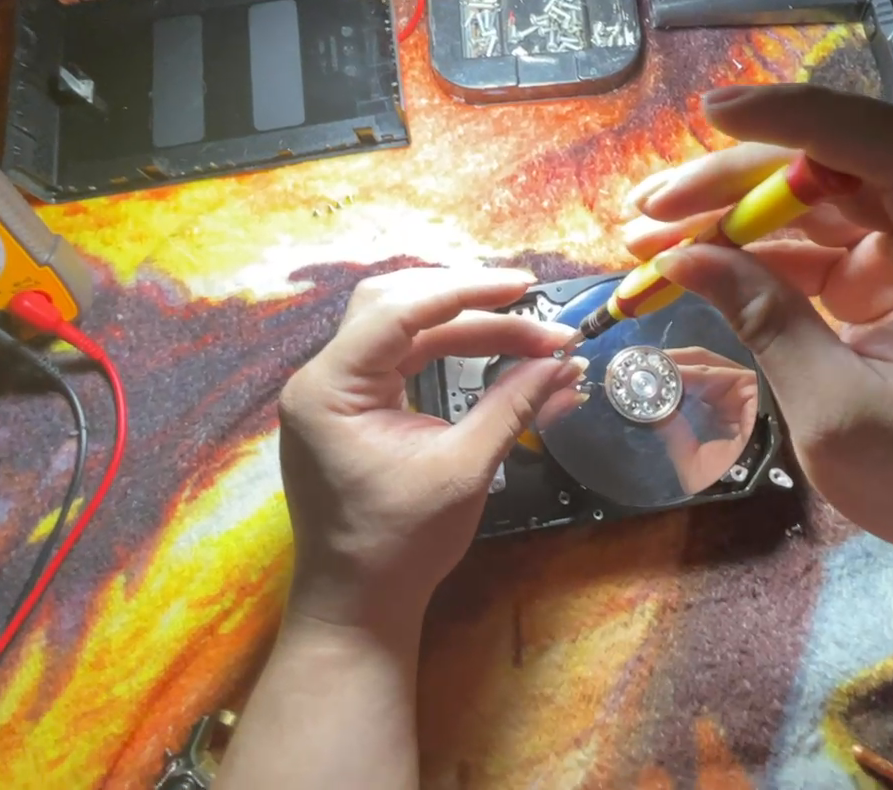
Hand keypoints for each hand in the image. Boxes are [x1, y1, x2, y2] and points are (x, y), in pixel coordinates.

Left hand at [277, 268, 584, 629]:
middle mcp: (324, 376)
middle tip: (527, 300)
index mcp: (331, 388)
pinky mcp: (355, 403)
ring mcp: (336, 389)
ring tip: (520, 322)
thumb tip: (567, 363)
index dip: (468, 291)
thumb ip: (513, 406)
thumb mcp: (465, 469)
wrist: (359, 607)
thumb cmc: (402, 545)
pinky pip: (402, 353)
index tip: (524, 287)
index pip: (399, 311)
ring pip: (401, 324)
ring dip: (461, 319)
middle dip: (466, 298)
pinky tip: (487, 343)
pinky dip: (447, 345)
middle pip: (395, 303)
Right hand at [621, 85, 892, 569]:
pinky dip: (753, 251)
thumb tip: (682, 256)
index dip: (807, 119)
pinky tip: (690, 259)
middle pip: (846, 169)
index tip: (716, 114)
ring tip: (647, 229)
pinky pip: (817, 245)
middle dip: (742, 180)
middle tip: (652, 203)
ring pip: (821, 201)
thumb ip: (765, 320)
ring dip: (734, 212)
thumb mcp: (837, 413)